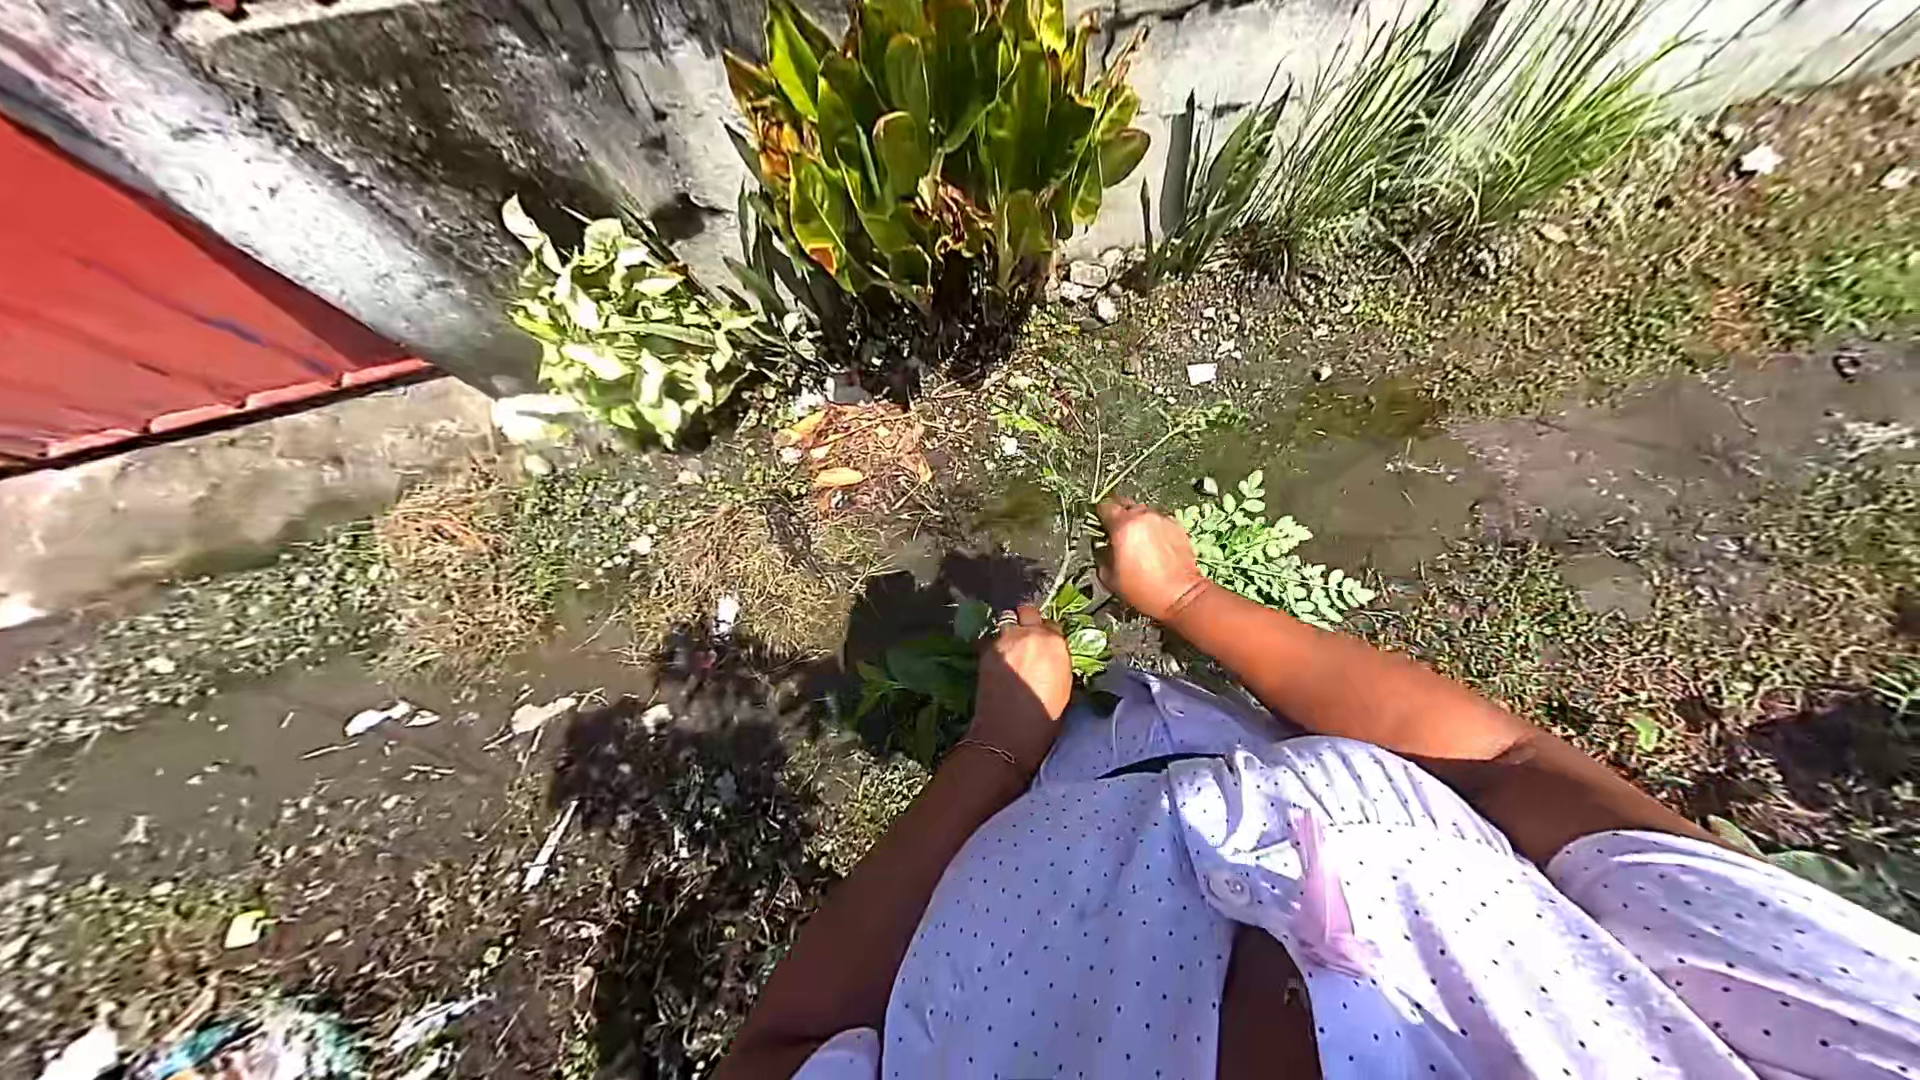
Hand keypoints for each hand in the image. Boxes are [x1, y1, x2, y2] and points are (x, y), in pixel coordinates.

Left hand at [965, 605, 1070, 773]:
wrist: (1007, 732)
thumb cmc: (1043, 718)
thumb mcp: (1064, 686)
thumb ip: (1058, 660)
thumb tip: (1053, 654)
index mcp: (1054, 643)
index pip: (1053, 624)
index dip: (1049, 634)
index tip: (1047, 643)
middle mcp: (1029, 634)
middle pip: (1028, 612)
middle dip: (1028, 620)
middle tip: (1028, 636)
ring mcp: (1005, 640)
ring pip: (1007, 622)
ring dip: (1011, 630)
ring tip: (1012, 647)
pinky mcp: (986, 650)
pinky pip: (994, 639)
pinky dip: (998, 645)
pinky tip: (1000, 660)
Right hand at [1095, 498, 1210, 621]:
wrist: (1180, 596)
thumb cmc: (1146, 589)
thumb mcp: (1110, 576)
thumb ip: (1102, 555)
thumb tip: (1103, 549)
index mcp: (1123, 526)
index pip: (1104, 506)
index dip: (1098, 514)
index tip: (1098, 522)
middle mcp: (1143, 518)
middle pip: (1125, 504)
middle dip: (1118, 515)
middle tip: (1115, 532)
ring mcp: (1162, 520)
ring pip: (1142, 512)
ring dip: (1136, 522)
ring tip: (1135, 541)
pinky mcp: (1177, 527)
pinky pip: (1158, 521)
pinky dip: (1152, 528)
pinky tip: (1151, 545)